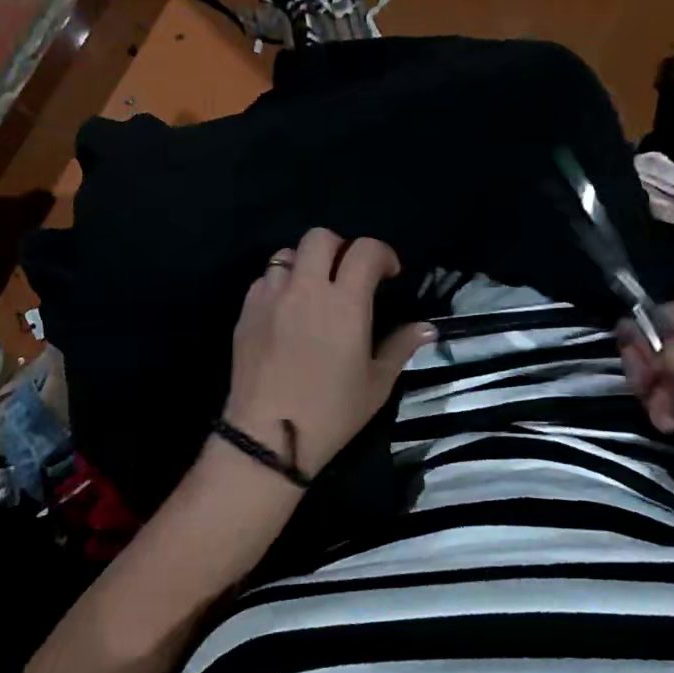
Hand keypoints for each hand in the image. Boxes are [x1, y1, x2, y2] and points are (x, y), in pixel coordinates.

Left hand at [221, 228, 434, 477]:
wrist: (269, 435)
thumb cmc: (332, 412)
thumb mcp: (377, 384)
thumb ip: (401, 347)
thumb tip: (427, 328)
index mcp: (344, 303)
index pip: (364, 250)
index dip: (382, 254)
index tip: (388, 275)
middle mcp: (305, 289)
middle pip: (320, 237)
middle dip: (341, 248)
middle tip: (349, 276)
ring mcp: (270, 298)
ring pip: (287, 255)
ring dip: (306, 265)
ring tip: (314, 293)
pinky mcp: (246, 312)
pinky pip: (264, 280)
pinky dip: (280, 286)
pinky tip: (287, 313)